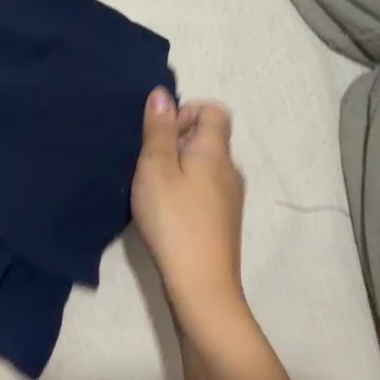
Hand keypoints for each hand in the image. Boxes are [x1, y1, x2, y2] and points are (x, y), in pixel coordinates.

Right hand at [132, 89, 247, 322]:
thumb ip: (158, 129)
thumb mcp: (155, 167)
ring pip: (204, 165)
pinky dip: (185, 189)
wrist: (201, 285)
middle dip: (176, 140)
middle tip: (149, 162)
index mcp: (215, 151)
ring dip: (178, 167)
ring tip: (152, 187)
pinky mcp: (224, 221)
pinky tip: (165, 210)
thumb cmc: (174, 219)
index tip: (160, 134)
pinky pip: (205, 188)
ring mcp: (231, 198)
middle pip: (207, 137)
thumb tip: (163, 94)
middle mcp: (230, 169)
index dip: (186, 111)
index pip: (214, 110)